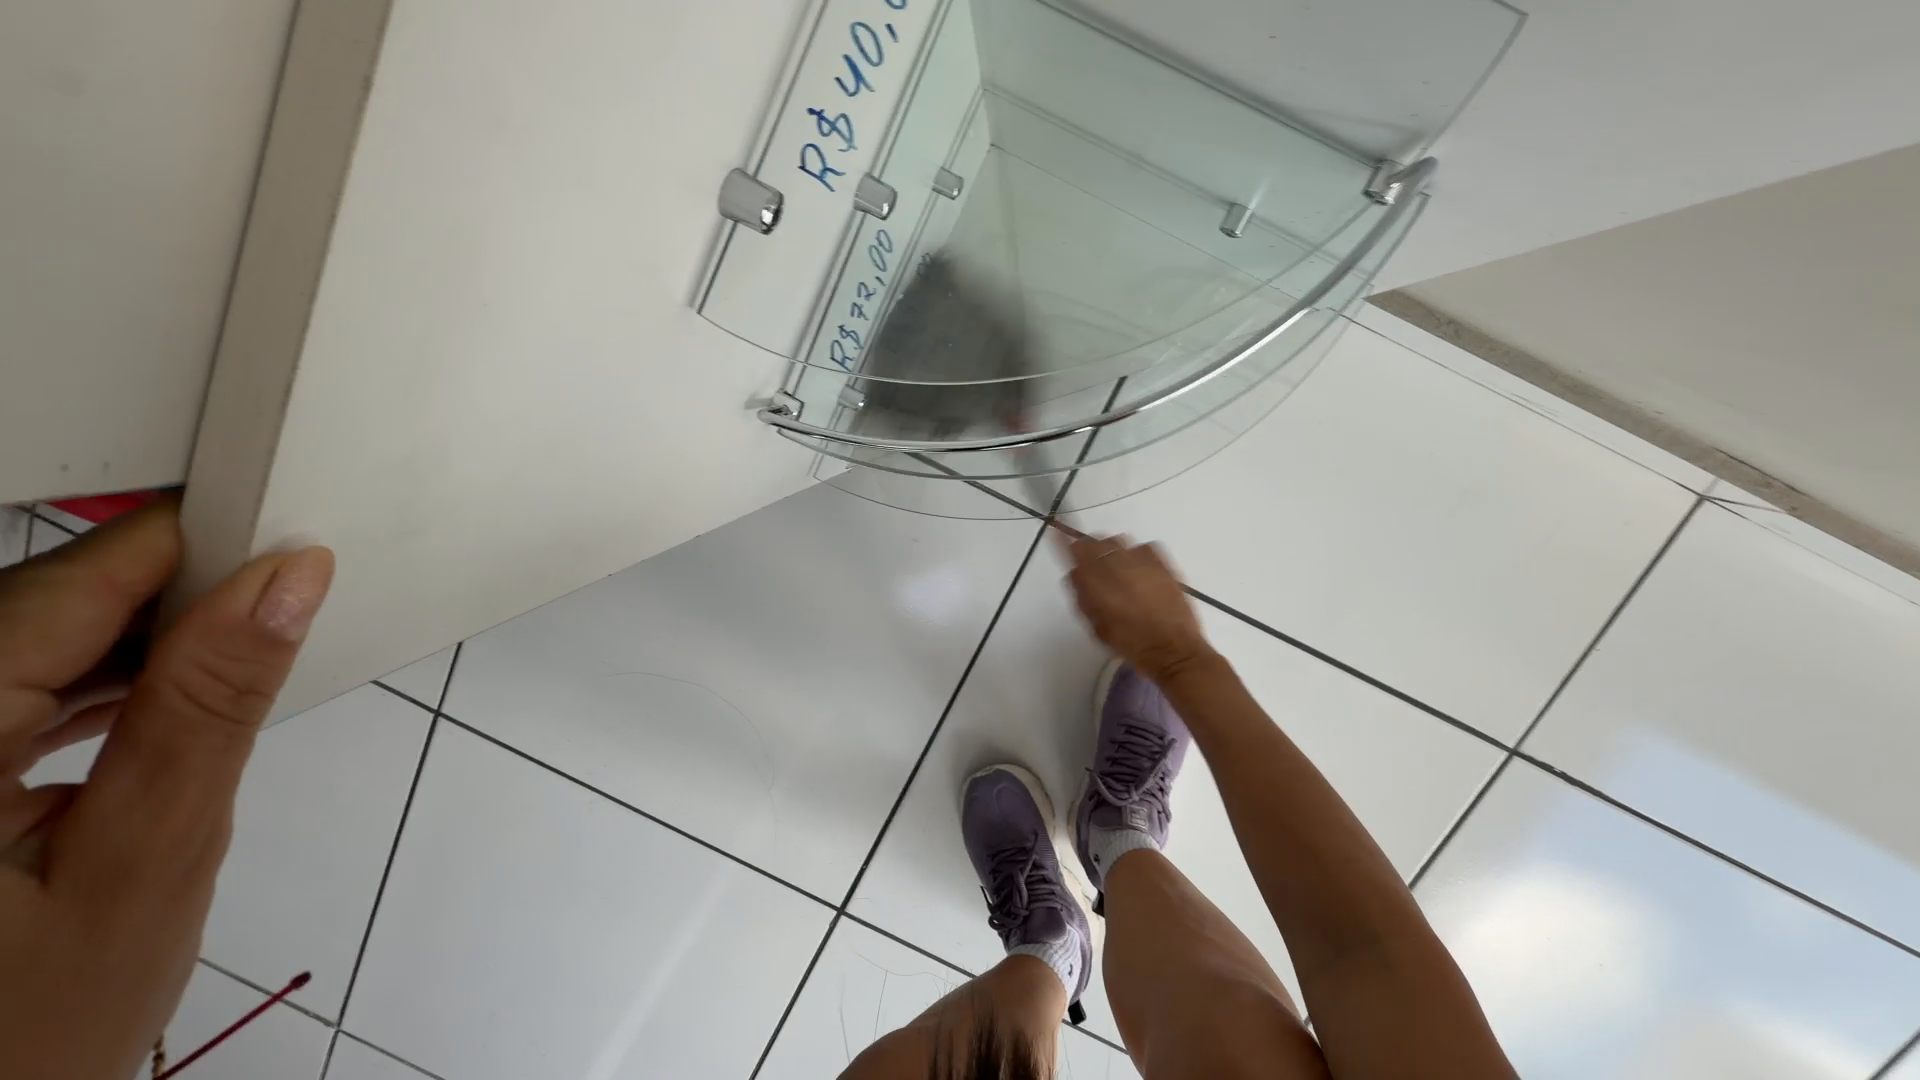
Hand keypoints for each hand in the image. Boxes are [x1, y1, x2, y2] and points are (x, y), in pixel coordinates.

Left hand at [0, 502, 332, 1079]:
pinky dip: (91, 677)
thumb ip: (214, 703)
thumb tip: (289, 579)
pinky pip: (8, 687)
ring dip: (141, 637)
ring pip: (26, 640)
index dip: (184, 545)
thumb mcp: (155, 851)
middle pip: (38, 606)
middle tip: (288, 597)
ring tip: (240, 653)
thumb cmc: (45, 1017)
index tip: (288, 529)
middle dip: (171, 594)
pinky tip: (152, 695)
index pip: (64, 583)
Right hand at [1066, 536, 1215, 682]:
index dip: (1066, 543)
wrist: (1172, 649)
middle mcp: (1118, 564)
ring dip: (1114, 551)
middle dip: (1091, 550)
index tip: (1063, 542)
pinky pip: (1144, 547)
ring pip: (1120, 541)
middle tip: (1094, 567)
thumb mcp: (1096, 625)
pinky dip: (1137, 554)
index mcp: (1096, 580)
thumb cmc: (1130, 643)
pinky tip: (1140, 571)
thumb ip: (1083, 596)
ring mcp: (1143, 561)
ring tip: (1119, 570)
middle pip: (1097, 541)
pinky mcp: (1164, 563)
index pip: (1076, 549)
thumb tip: (1076, 574)